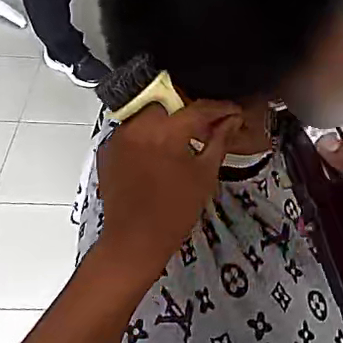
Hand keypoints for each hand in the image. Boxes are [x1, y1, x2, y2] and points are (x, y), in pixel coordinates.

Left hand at [95, 101, 242, 271]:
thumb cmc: (175, 210)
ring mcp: (118, 137)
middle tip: (210, 124)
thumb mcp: (205, 174)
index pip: (198, 108)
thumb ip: (220, 140)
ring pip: (150, 113)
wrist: (135, 240)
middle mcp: (137, 126)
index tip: (234, 112)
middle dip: (192, 109)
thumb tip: (232, 120)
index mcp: (165, 132)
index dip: (221, 108)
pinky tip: (164, 150)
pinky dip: (151, 133)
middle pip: (171, 102)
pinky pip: (134, 129)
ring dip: (170, 119)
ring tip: (188, 138)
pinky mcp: (108, 149)